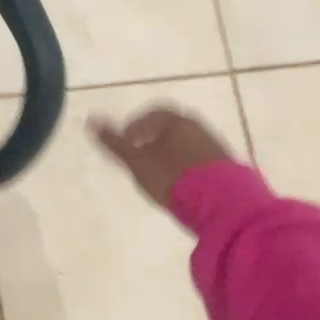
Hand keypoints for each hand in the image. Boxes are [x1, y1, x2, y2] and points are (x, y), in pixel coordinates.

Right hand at [89, 105, 235, 209]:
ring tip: (160, 177)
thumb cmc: (173, 178)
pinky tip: (181, 186)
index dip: (134, 127)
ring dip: (169, 156)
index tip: (126, 146)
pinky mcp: (227, 166)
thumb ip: (114, 142)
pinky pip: (199, 159)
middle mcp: (197, 127)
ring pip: (185, 144)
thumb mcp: (136, 161)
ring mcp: (215, 146)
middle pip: (169, 129)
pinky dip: (185, 167)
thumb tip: (91, 120)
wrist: (225, 205)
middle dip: (152, 142)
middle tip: (140, 161)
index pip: (151, 114)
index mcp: (175, 120)